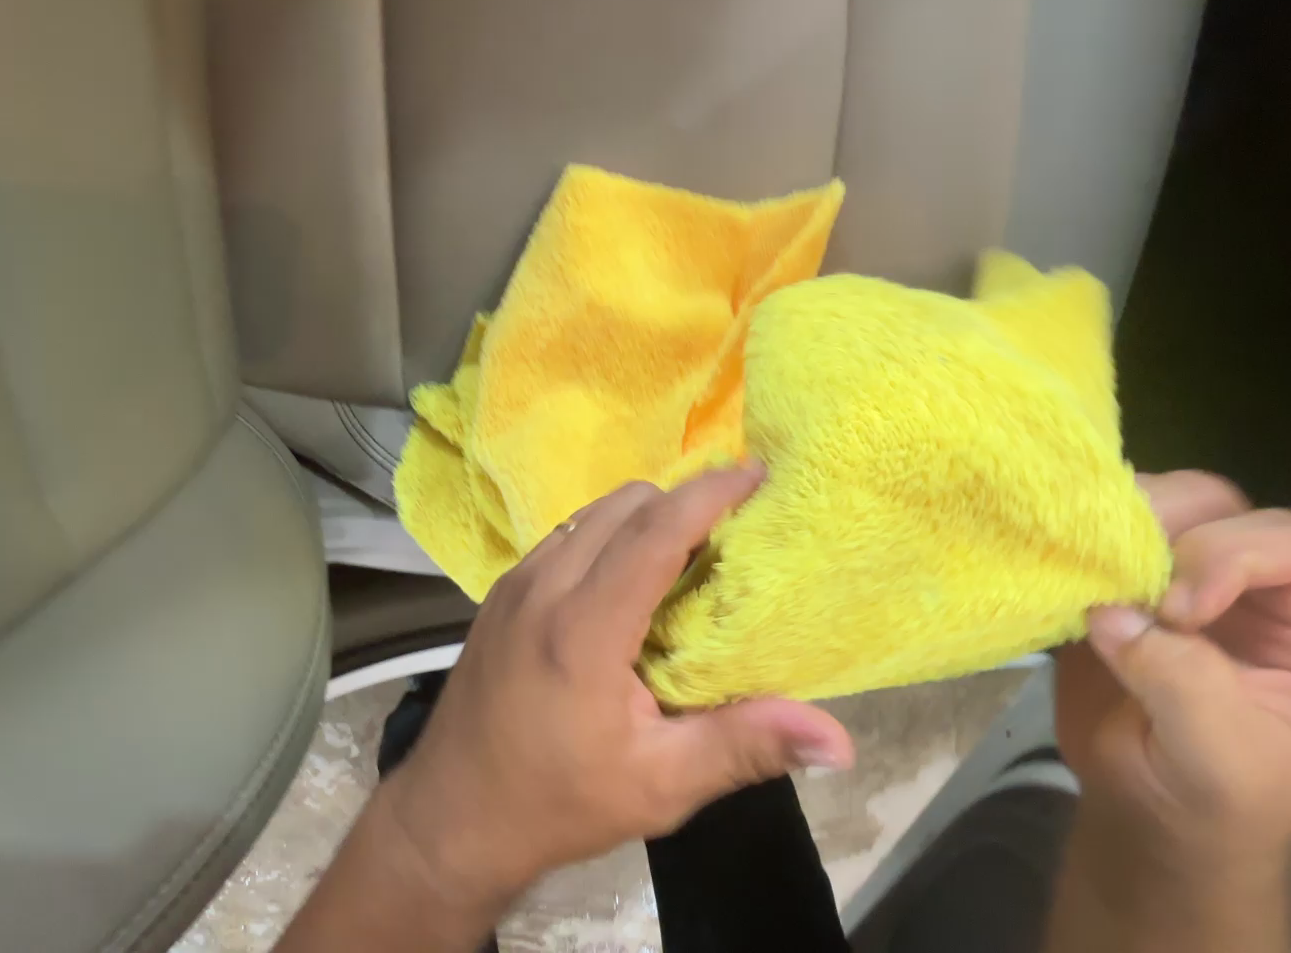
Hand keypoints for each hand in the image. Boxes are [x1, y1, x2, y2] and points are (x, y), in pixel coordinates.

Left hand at [377, 464, 854, 903]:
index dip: (710, 493)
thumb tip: (838, 741)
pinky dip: (607, 535)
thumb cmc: (558, 802)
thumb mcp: (658, 787)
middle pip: (624, 505)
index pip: (656, 530)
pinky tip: (627, 579)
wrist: (451, 817)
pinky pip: (565, 536)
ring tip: (685, 553)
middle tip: (730, 529)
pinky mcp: (500, 594)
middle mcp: (544, 586)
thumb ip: (744, 748)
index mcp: (584, 626)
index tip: (755, 473)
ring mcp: (514, 584)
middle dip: (681, 500)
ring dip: (642, 517)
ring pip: (591, 514)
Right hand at [1056, 471, 1290, 865]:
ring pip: (1155, 508)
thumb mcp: (1221, 755)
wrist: (1146, 812)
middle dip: (1168, 528)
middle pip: (1219, 507)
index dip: (1236, 555)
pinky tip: (1054, 569)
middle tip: (1123, 580)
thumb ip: (1182, 681)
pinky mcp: (1113, 591)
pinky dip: (1071, 544)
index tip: (1180, 614)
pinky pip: (1095, 540)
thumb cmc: (1213, 795)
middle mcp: (1245, 591)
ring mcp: (1173, 584)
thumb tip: (1109, 614)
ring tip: (1082, 566)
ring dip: (1115, 525)